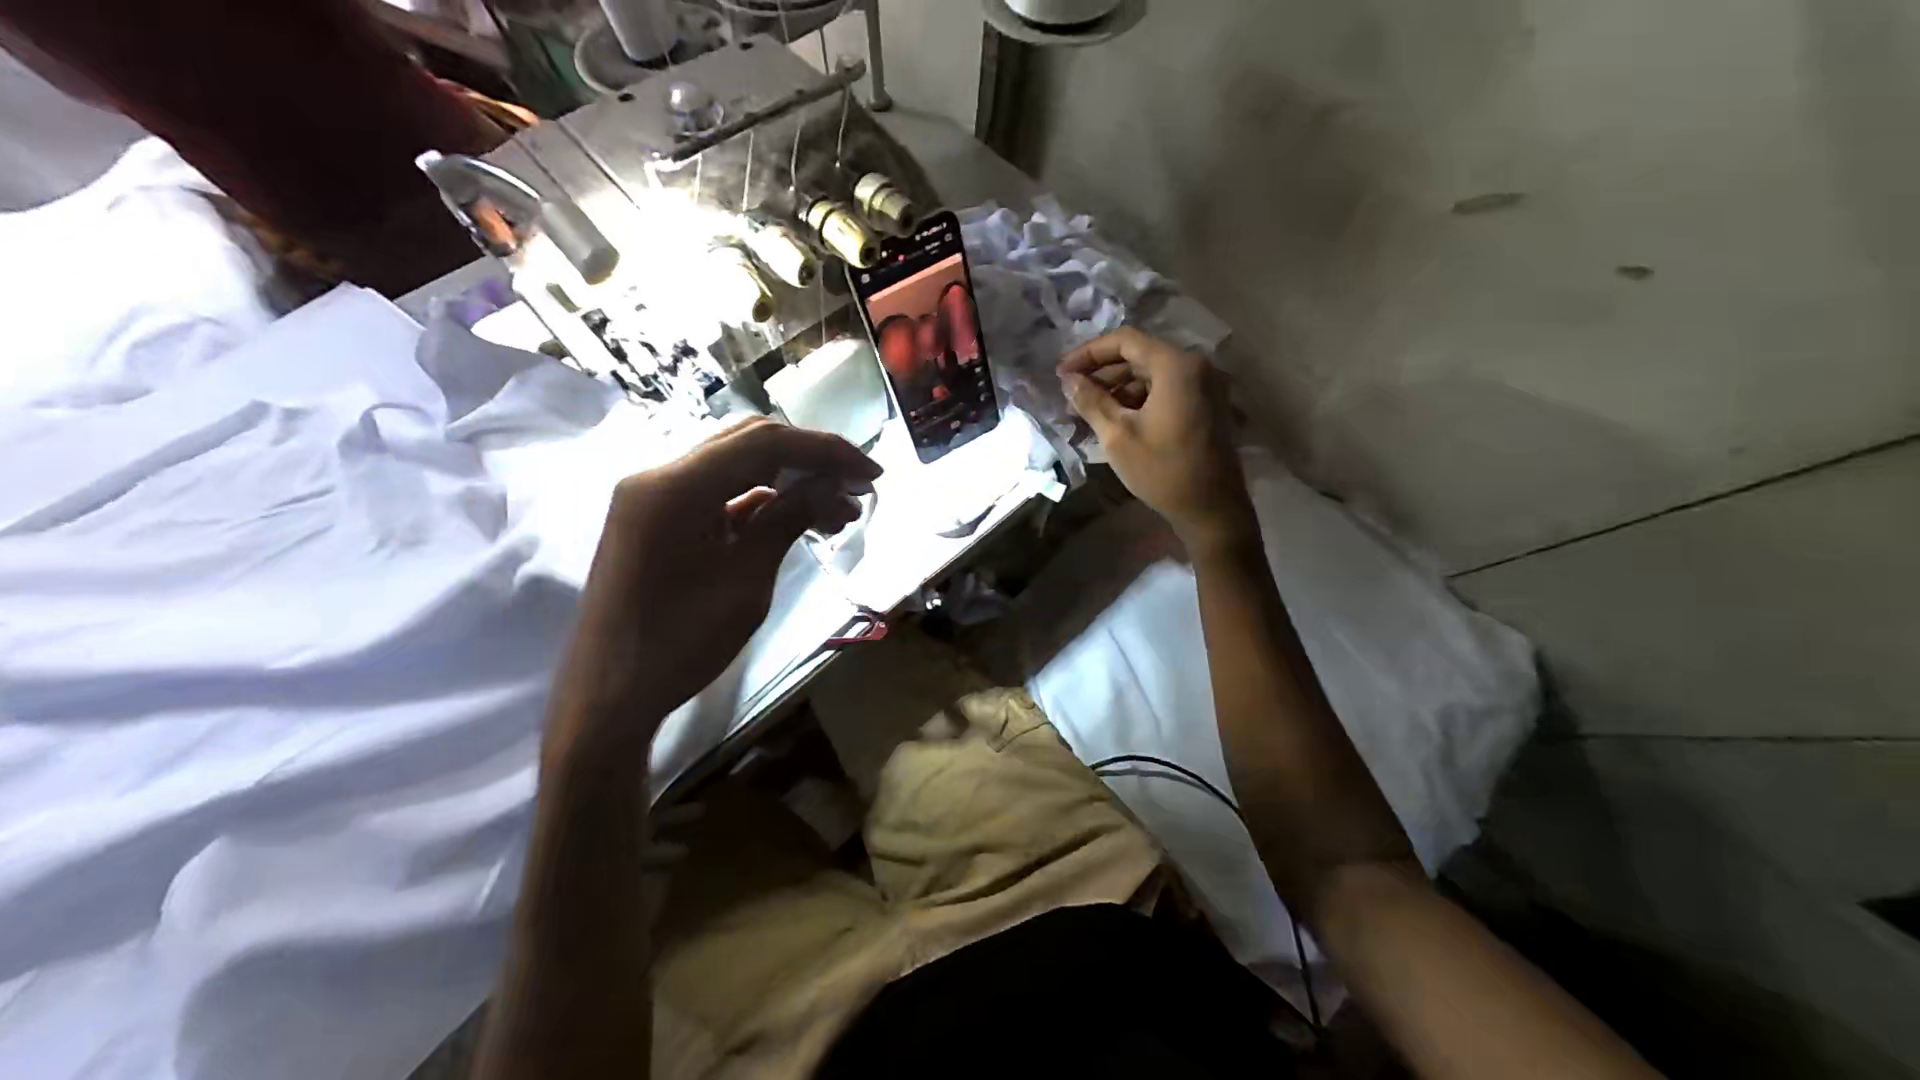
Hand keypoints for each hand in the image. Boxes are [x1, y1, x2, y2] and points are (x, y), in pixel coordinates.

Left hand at [551, 418, 879, 761]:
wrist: (610, 695)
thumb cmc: (680, 644)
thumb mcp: (746, 581)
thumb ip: (787, 520)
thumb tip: (832, 485)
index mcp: (675, 486)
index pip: (765, 444)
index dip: (825, 451)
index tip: (871, 472)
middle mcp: (659, 476)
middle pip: (748, 443)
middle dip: (809, 459)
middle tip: (856, 487)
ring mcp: (654, 497)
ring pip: (734, 466)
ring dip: (787, 480)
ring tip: (836, 511)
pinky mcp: (657, 519)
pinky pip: (716, 494)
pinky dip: (759, 500)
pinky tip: (796, 518)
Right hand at [1058, 328, 1256, 552]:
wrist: (1211, 509)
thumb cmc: (1163, 470)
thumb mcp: (1117, 435)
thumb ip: (1091, 401)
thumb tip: (1068, 380)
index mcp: (1177, 365)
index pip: (1125, 341)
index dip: (1089, 353)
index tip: (1062, 372)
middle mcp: (1196, 366)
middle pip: (1140, 355)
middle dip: (1103, 371)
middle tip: (1072, 392)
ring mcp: (1206, 386)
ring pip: (1153, 374)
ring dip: (1120, 386)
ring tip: (1089, 408)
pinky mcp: (1207, 405)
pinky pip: (1167, 389)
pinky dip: (1140, 398)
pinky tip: (1116, 418)